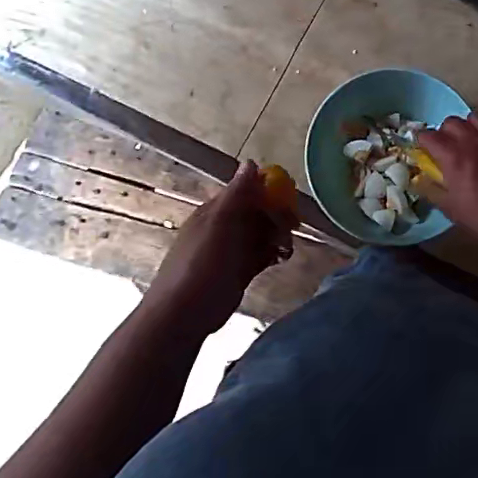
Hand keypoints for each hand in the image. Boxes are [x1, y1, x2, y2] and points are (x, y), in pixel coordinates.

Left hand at [142, 161, 293, 335]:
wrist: (184, 314)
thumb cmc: (200, 265)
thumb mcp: (219, 224)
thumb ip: (236, 194)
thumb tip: (250, 162)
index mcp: (216, 211)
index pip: (246, 191)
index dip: (268, 190)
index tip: (288, 197)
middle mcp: (224, 227)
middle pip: (257, 212)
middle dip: (277, 215)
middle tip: (293, 225)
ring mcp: (232, 250)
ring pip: (261, 233)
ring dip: (277, 235)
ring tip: (286, 247)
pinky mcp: (239, 272)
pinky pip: (261, 255)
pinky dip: (273, 253)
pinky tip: (282, 258)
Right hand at [418, 112, 477, 267]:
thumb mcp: (451, 209)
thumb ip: (432, 190)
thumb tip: (420, 179)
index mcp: (453, 156)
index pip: (429, 135)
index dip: (423, 141)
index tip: (424, 149)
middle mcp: (474, 141)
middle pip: (451, 122)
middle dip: (445, 132)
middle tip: (448, 147)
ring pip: (477, 118)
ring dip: (469, 127)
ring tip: (472, 142)